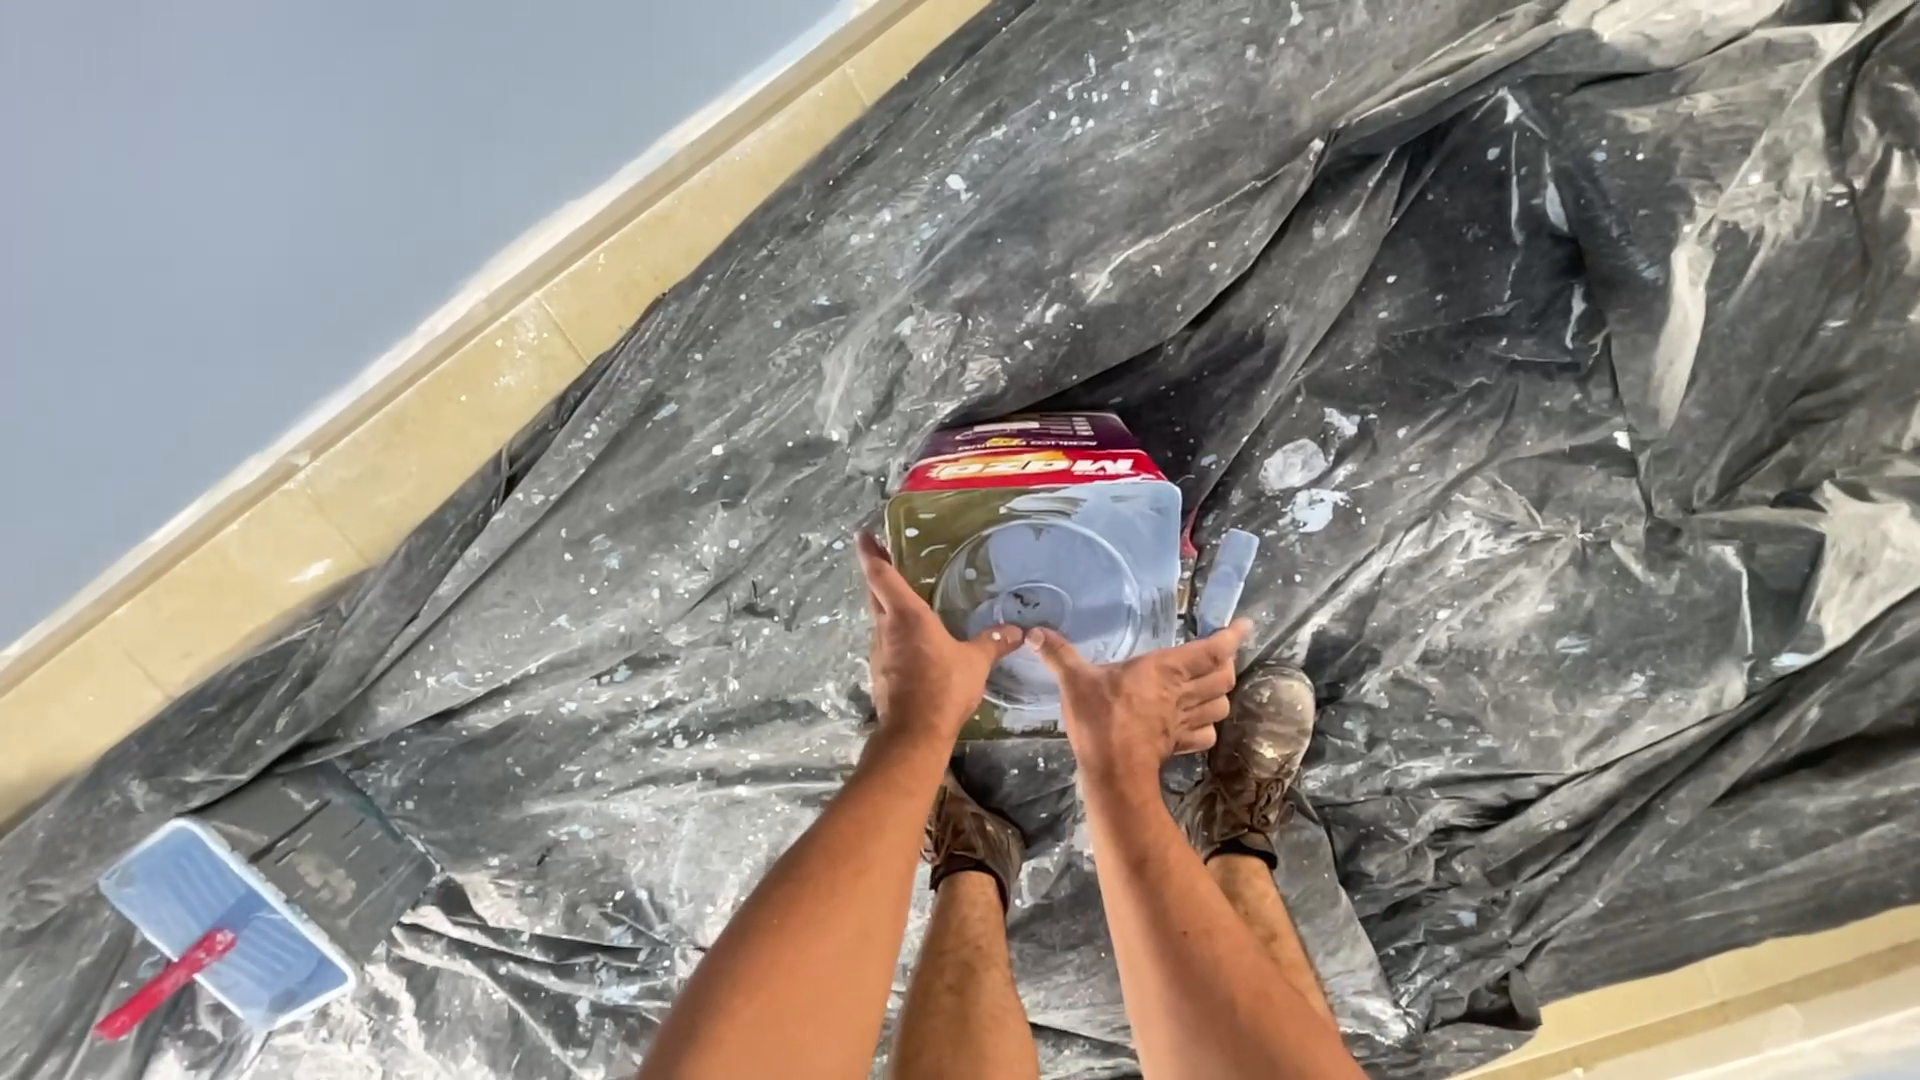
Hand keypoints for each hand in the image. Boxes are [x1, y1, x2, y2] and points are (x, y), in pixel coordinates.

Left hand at [856, 531, 1022, 741]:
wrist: (913, 733)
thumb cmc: (943, 688)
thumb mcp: (975, 662)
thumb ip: (994, 643)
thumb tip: (1018, 631)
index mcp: (906, 616)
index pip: (881, 575)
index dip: (870, 553)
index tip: (863, 535)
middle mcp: (886, 628)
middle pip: (874, 592)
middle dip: (876, 572)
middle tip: (881, 556)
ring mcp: (879, 651)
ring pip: (878, 618)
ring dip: (884, 604)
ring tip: (901, 597)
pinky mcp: (880, 671)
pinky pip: (885, 642)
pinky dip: (892, 632)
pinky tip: (909, 640)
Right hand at [1028, 620, 1252, 789]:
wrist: (1114, 772)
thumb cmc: (1100, 719)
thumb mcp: (1075, 681)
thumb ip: (1058, 654)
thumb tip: (1034, 632)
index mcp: (1164, 669)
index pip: (1211, 649)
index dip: (1231, 637)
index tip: (1245, 626)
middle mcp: (1181, 692)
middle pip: (1224, 676)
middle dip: (1227, 664)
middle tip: (1219, 655)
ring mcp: (1184, 721)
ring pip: (1221, 704)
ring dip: (1220, 694)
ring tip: (1210, 686)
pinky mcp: (1179, 744)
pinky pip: (1206, 733)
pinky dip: (1207, 725)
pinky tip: (1196, 722)